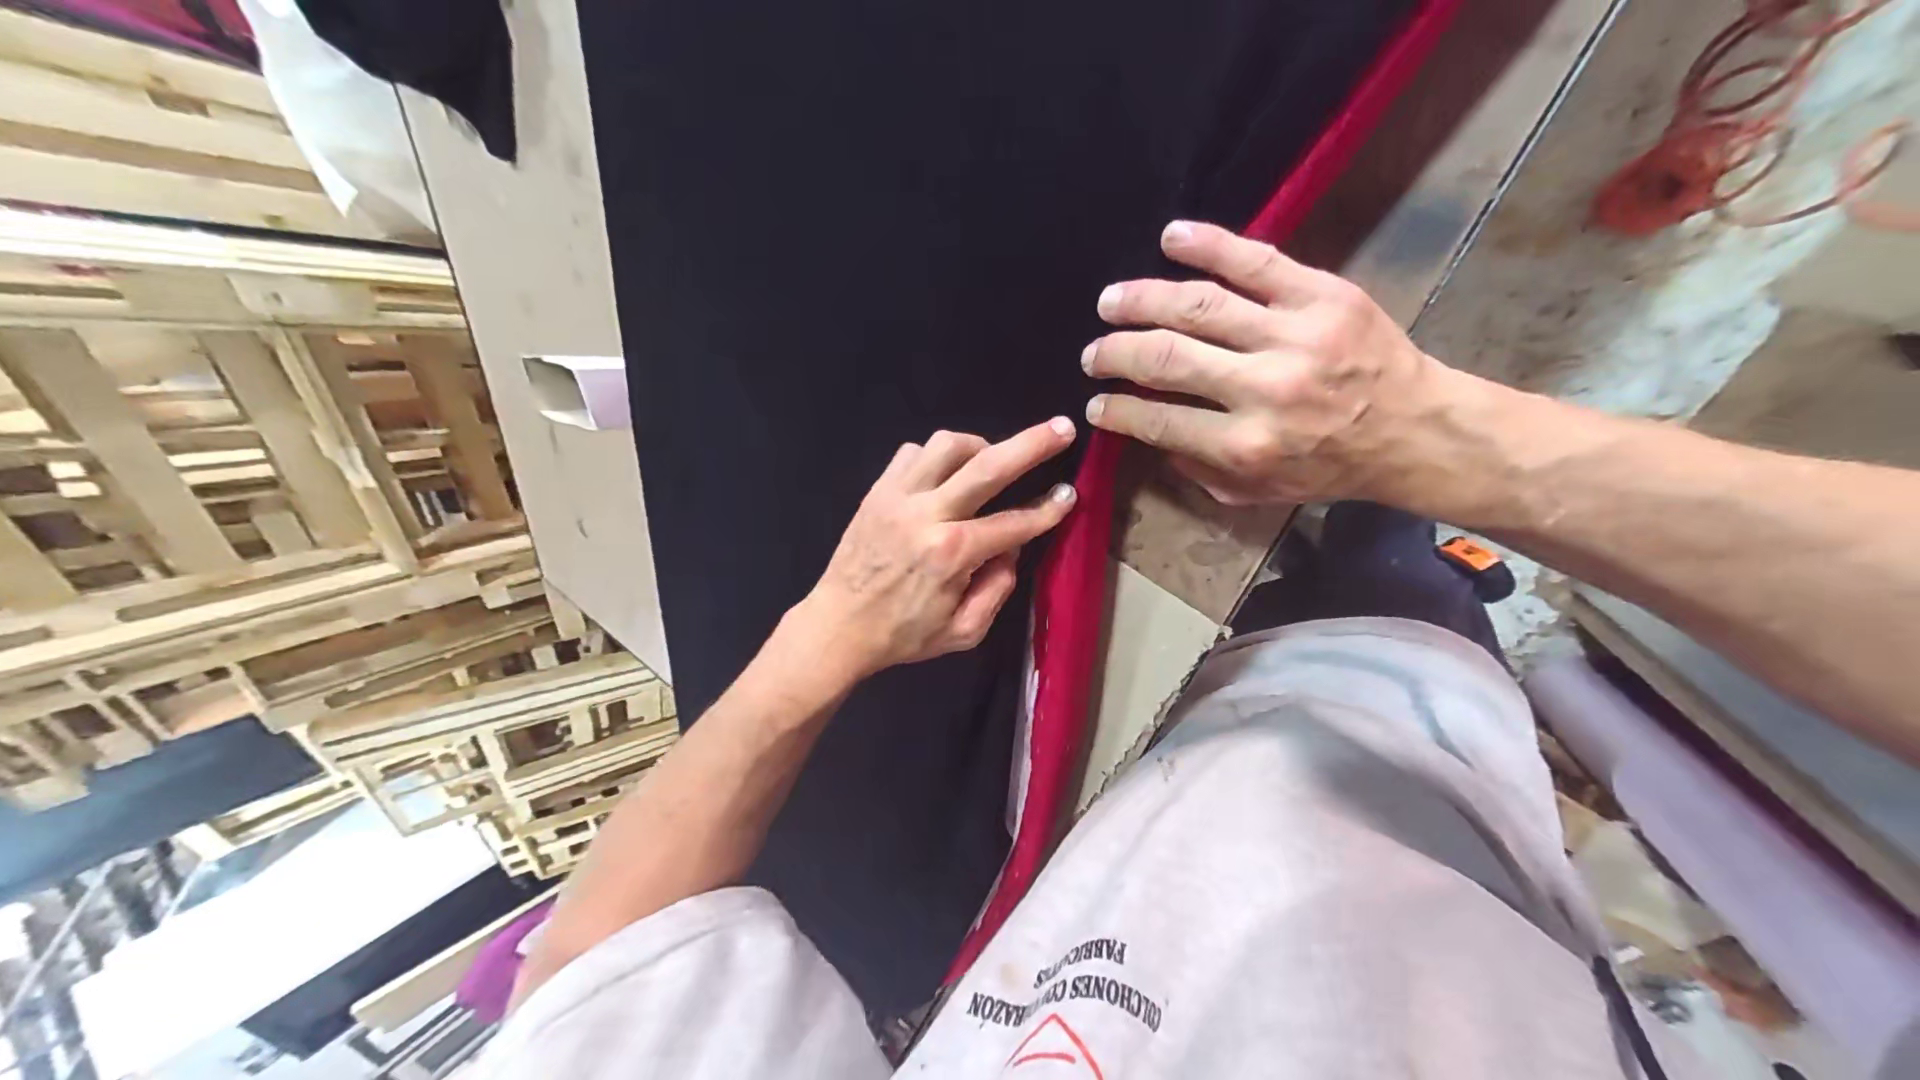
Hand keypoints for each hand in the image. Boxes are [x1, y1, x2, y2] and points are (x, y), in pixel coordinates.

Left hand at [794, 419, 1078, 678]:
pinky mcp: (877, 491)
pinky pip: (912, 453)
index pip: (1014, 523)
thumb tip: (1012, 548)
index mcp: (951, 554)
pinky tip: (945, 474)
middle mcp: (927, 515)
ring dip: (979, 446)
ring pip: (947, 445)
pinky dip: (937, 456)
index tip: (1071, 494)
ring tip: (991, 459)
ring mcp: (897, 497)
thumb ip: (997, 589)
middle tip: (1061, 428)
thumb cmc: (904, 634)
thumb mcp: (964, 632)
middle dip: (1032, 445)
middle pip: (988, 465)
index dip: (1049, 509)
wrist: (838, 626)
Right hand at [1081, 220, 1460, 510]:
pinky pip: (1255, 259)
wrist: (1415, 431)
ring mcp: (1293, 335)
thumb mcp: (1253, 491)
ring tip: (1111, 301)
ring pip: (1199, 305)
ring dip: (1143, 299)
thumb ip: (1195, 468)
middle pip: (1167, 358)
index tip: (1095, 403)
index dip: (1116, 409)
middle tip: (1093, 353)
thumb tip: (1147, 432)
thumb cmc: (1326, 467)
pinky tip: (1170, 238)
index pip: (1158, 419)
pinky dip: (1207, 244)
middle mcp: (1264, 389)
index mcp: (1246, 445)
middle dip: (1116, 353)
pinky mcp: (1322, 294)